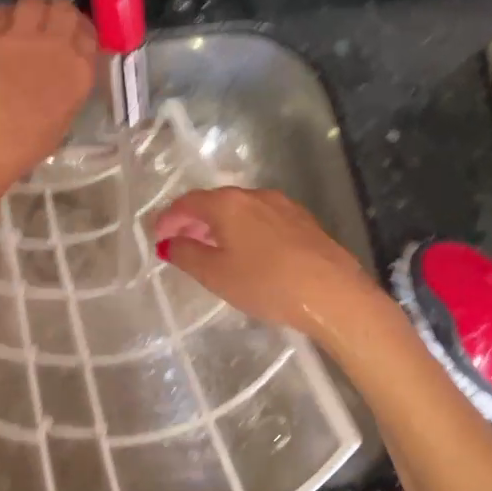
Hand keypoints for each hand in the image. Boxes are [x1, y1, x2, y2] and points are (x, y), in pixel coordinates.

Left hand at [0, 0, 97, 185]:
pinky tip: (1, 27)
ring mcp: (22, 37)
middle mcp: (56, 45)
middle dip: (57, 11)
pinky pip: (1, 12)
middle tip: (46, 20)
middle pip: (63, 9)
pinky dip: (5, 16)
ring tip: (24, 17)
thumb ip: (69, 83)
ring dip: (32, 6)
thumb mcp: (65, 114)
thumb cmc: (28, 142)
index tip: (69, 33)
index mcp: (79, 69)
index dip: (78, 28)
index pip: (88, 31)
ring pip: (33, 0)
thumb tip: (61, 69)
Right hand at [154, 188, 404, 351]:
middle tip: (179, 242)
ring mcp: (283, 206)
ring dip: (220, 224)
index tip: (157, 237)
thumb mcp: (216, 274)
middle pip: (214, 202)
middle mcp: (254, 196)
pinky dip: (244, 229)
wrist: (334, 295)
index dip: (168, 219)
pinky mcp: (305, 222)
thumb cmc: (266, 283)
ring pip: (241, 209)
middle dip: (193, 220)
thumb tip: (168, 243)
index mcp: (227, 203)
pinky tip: (247, 251)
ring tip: (211, 248)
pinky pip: (262, 219)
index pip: (187, 202)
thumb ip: (186, 254)